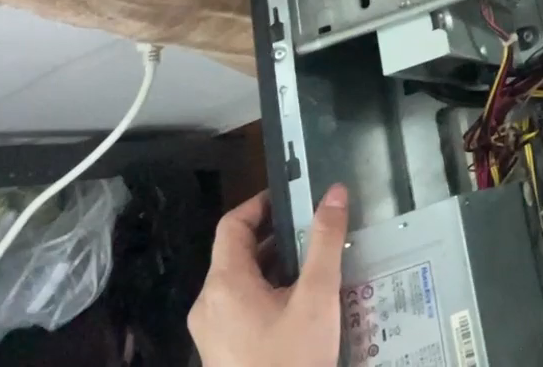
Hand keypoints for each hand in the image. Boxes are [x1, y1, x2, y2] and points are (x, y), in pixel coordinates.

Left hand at [190, 184, 349, 366]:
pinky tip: (305, 300)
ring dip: (278, 262)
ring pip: (242, 279)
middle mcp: (209, 304)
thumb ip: (325, 240)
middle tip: (319, 225)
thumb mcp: (316, 296)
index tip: (297, 193)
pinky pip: (242, 304)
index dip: (263, 202)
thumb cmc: (291, 359)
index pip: (233, 224)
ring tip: (319, 259)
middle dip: (279, 233)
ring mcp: (212, 331)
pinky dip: (271, 289)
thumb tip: (333, 192)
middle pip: (238, 251)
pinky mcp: (222, 352)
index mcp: (225, 284)